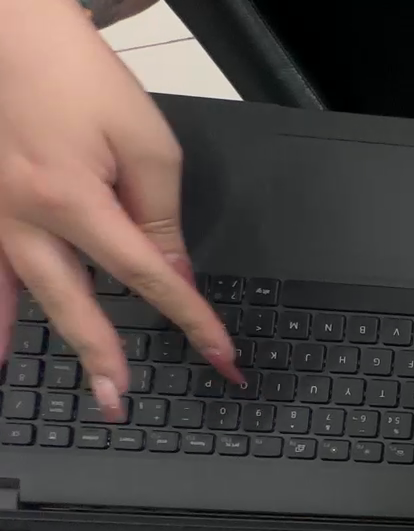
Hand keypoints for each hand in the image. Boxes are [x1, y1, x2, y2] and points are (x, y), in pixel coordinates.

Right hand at [0, 0, 236, 418]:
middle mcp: (13, 210)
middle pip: (69, 301)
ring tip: (28, 385)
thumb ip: (162, 219)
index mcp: (73, 200)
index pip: (152, 282)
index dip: (193, 325)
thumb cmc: (75, 76)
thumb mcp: (149, 149)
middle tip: (120, 403)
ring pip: (3, 287)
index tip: (224, 361)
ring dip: (17, 340)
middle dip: (100, 357)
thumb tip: (177, 275)